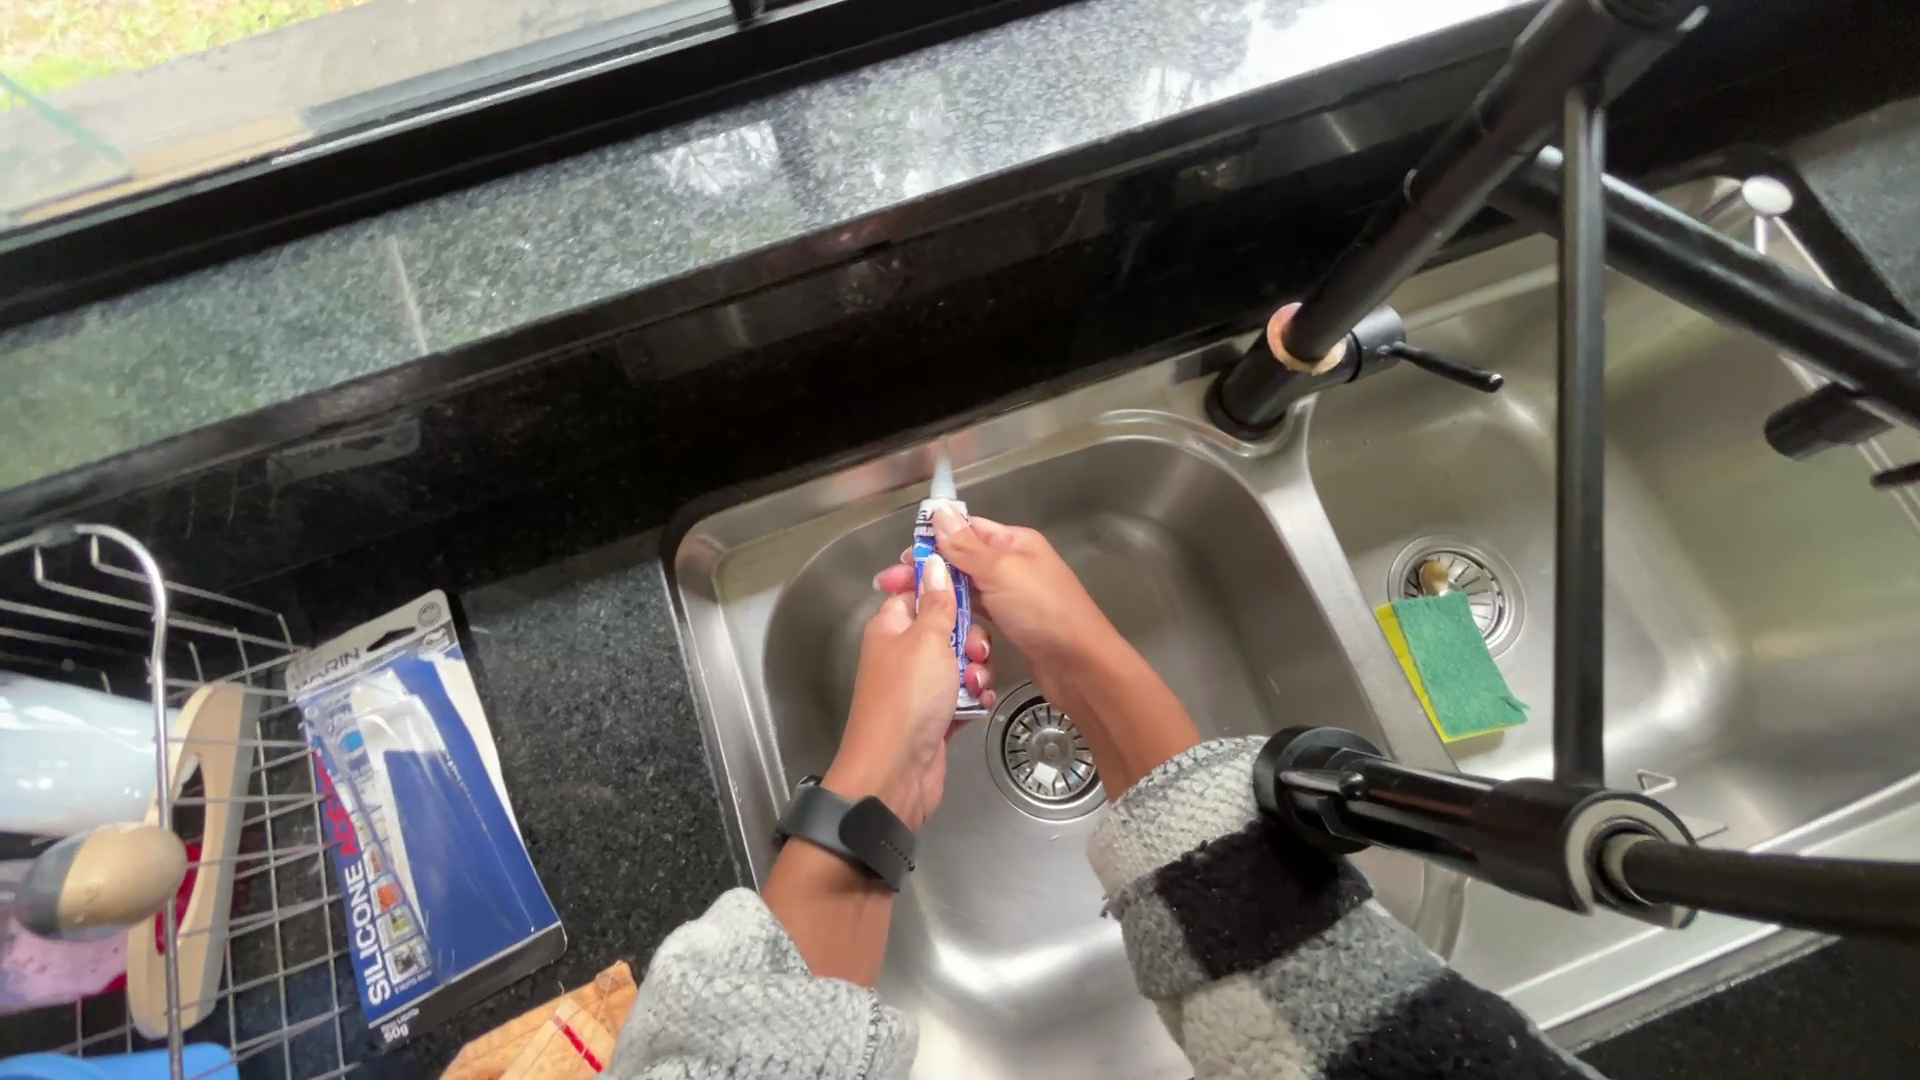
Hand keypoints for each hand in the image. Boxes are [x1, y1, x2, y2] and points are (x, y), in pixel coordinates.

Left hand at [826, 554, 991, 831]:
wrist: (895, 773)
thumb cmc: (907, 699)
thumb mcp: (927, 640)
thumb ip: (937, 602)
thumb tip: (934, 561)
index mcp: (891, 627)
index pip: (917, 590)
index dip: (943, 585)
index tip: (972, 584)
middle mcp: (903, 652)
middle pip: (946, 627)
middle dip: (970, 635)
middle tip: (976, 648)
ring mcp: (919, 685)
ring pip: (960, 661)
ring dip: (976, 669)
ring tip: (976, 683)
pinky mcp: (935, 714)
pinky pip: (963, 694)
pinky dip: (974, 697)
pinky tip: (980, 703)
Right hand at [875, 506, 1117, 675]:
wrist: (1079, 665)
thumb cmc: (1042, 611)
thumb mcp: (1000, 571)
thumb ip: (966, 546)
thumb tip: (939, 512)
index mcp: (1015, 542)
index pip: (967, 530)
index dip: (933, 540)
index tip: (904, 557)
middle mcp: (1013, 564)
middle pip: (962, 561)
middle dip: (929, 572)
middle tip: (893, 586)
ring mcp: (1011, 595)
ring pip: (966, 590)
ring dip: (940, 596)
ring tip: (908, 607)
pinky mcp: (1010, 623)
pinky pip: (976, 614)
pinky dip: (958, 617)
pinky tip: (938, 625)